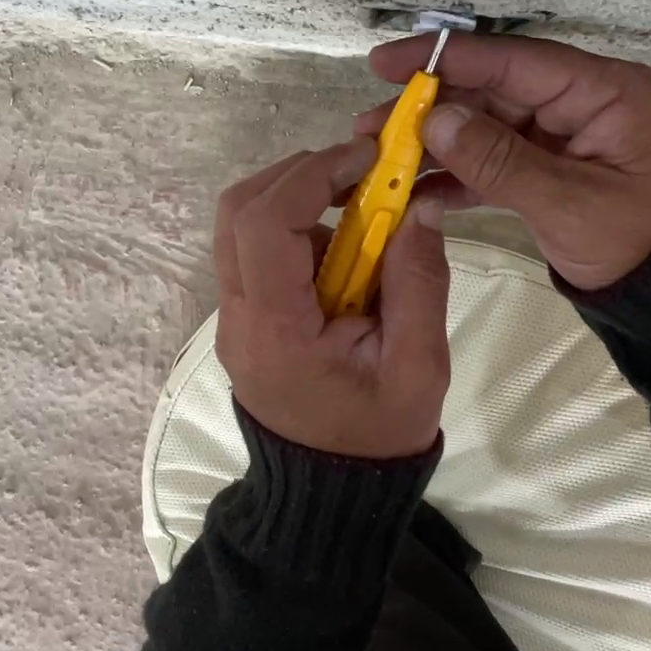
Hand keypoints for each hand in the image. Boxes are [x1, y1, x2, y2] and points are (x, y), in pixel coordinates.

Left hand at [213, 140, 452, 459]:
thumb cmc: (377, 436)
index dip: (312, 175)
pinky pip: (252, 249)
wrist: (330, 492)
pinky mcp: (241, 316)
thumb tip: (417, 207)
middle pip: (238, 210)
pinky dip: (294, 229)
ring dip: (295, 199)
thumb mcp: (419, 367)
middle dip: (299, 175)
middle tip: (360, 175)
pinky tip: (343, 254)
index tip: (369, 158)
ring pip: (239, 224)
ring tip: (358, 216)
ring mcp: (231, 315)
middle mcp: (237, 315)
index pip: (264, 224)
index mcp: (275, 330)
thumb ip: (418, 283)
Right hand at [359, 35, 650, 291]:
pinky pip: (495, 159)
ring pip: (484, 125)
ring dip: (434, 142)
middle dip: (428, 107)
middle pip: (490, 91)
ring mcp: (561, 134)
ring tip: (381, 157)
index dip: (446, 58)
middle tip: (369, 126)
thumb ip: (499, 160)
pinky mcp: (548, 165)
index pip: (513, 60)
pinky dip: (458, 175)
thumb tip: (434, 119)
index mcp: (602, 91)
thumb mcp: (569, 204)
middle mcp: (579, 101)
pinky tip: (417, 190)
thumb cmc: (639, 244)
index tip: (386, 62)